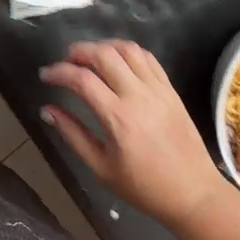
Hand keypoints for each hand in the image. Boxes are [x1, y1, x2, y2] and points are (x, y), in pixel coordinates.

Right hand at [39, 41, 227, 226]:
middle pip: (104, 55)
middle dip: (79, 51)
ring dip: (104, 47)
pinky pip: (148, 58)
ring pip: (127, 49)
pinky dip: (128, 52)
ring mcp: (157, 89)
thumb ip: (73, 135)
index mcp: (118, 118)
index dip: (59, 72)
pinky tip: (118, 62)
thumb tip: (48, 110)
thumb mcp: (102, 169)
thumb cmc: (144, 187)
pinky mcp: (170, 88)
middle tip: (66, 62)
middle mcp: (138, 95)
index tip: (45, 75)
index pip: (82, 80)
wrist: (193, 193)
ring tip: (91, 58)